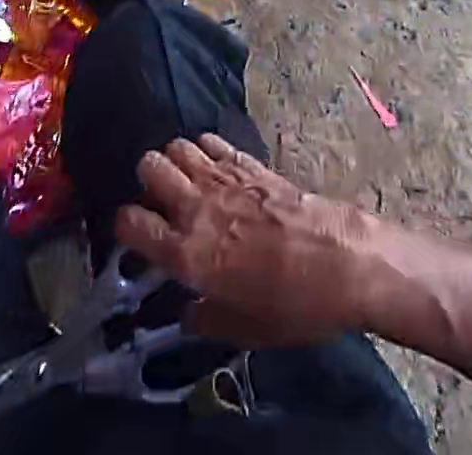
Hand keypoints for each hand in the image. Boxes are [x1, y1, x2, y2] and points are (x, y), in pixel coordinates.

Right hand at [114, 135, 374, 346]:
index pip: (129, 223)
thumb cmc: (295, 305)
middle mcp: (196, 208)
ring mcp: (223, 179)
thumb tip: (188, 313)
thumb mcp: (245, 330)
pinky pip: (212, 140)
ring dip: (176, 161)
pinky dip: (206, 149)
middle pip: (149, 167)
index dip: (126, 227)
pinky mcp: (249, 162)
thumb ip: (206, 319)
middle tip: (164, 202)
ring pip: (177, 146)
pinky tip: (218, 168)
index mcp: (187, 255)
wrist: (345, 262)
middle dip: (148, 181)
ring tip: (189, 181)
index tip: (138, 236)